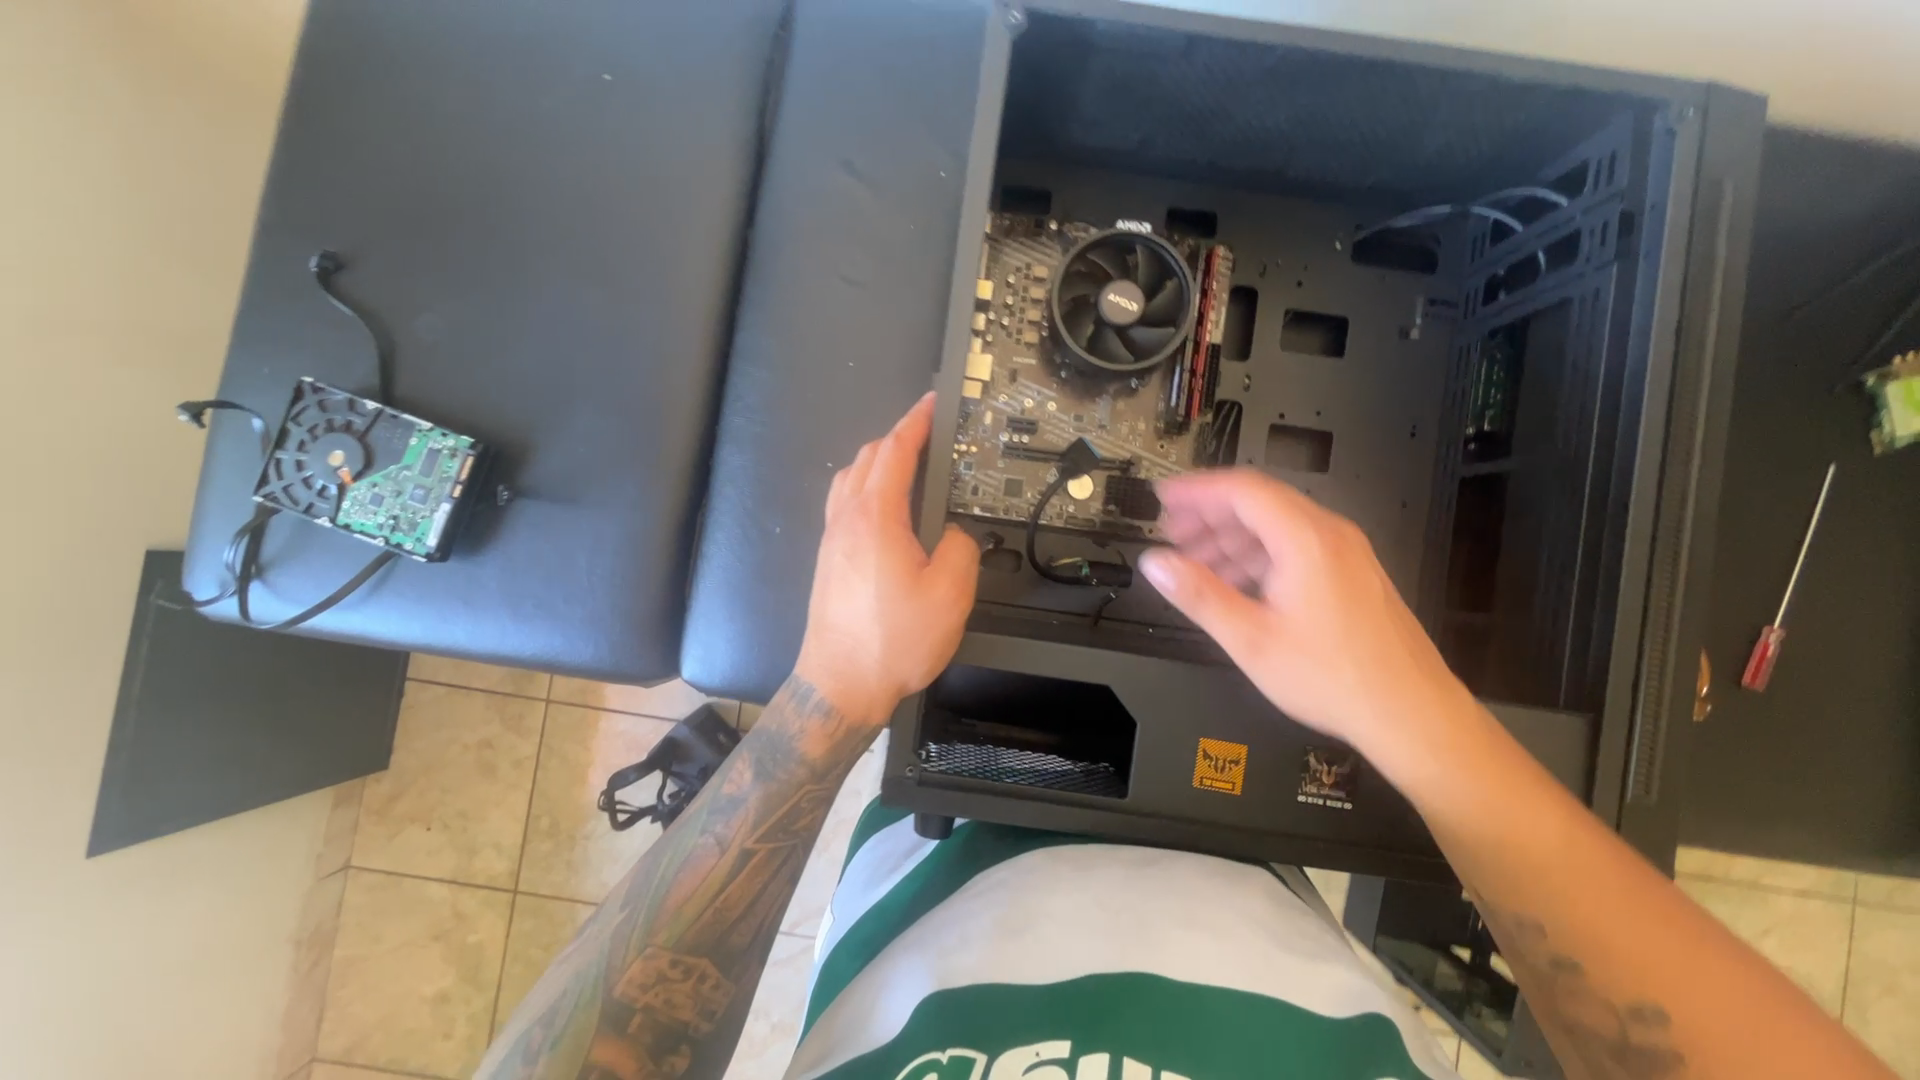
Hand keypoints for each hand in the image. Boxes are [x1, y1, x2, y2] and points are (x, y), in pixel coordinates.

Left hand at [794, 392, 979, 723]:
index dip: (916, 422)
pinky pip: (843, 505)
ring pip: (849, 480)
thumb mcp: (951, 593)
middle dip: (897, 438)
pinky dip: (864, 489)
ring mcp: (831, 541)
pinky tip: (882, 511)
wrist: (840, 683)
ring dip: (876, 462)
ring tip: (905, 466)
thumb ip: (962, 548)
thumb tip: (955, 535)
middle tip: (926, 435)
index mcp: (876, 518)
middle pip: (866, 459)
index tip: (932, 404)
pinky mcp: (828, 562)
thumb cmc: (891, 643)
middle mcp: (846, 522)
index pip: (895, 451)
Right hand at [1136, 468, 1476, 759]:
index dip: (1196, 490)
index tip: (1165, 498)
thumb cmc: (1337, 679)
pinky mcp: (1353, 576)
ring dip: (1233, 538)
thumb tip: (1157, 564)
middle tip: (1172, 532)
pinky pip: (1297, 548)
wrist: (1411, 713)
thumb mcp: (1251, 639)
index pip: (1242, 490)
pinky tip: (1237, 583)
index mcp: (1307, 540)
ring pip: (1278, 527)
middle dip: (1210, 515)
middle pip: (1260, 504)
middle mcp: (1332, 536)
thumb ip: (1199, 595)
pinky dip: (1259, 556)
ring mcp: (1347, 555)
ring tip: (1196, 563)